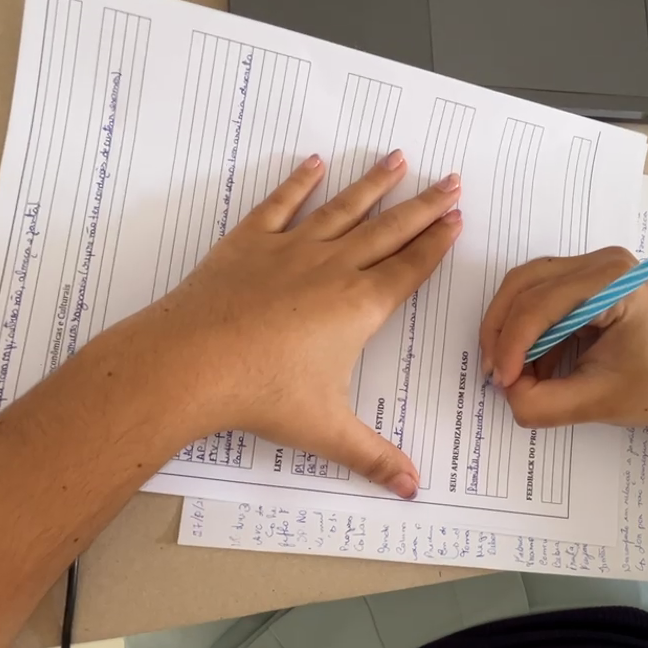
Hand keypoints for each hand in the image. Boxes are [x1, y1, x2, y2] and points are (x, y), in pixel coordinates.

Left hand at [111, 150, 461, 496]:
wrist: (191, 363)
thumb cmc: (261, 394)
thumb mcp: (325, 431)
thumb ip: (373, 456)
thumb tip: (410, 489)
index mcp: (358, 307)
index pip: (410, 268)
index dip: (437, 244)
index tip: (456, 218)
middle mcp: (332, 269)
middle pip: (390, 229)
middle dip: (424, 205)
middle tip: (450, 179)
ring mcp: (291, 250)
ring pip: (344, 208)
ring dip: (374, 184)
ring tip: (398, 158)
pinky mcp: (250, 242)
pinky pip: (282, 203)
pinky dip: (300, 182)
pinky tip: (316, 163)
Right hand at [479, 247, 647, 430]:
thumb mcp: (595, 402)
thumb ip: (540, 402)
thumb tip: (505, 393)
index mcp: (611, 280)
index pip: (540, 303)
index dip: (512, 344)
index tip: (501, 384)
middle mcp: (600, 263)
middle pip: (524, 285)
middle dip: (502, 332)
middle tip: (494, 374)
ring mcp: (594, 270)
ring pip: (526, 291)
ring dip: (512, 332)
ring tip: (512, 374)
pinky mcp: (588, 287)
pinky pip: (541, 302)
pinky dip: (529, 335)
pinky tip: (535, 368)